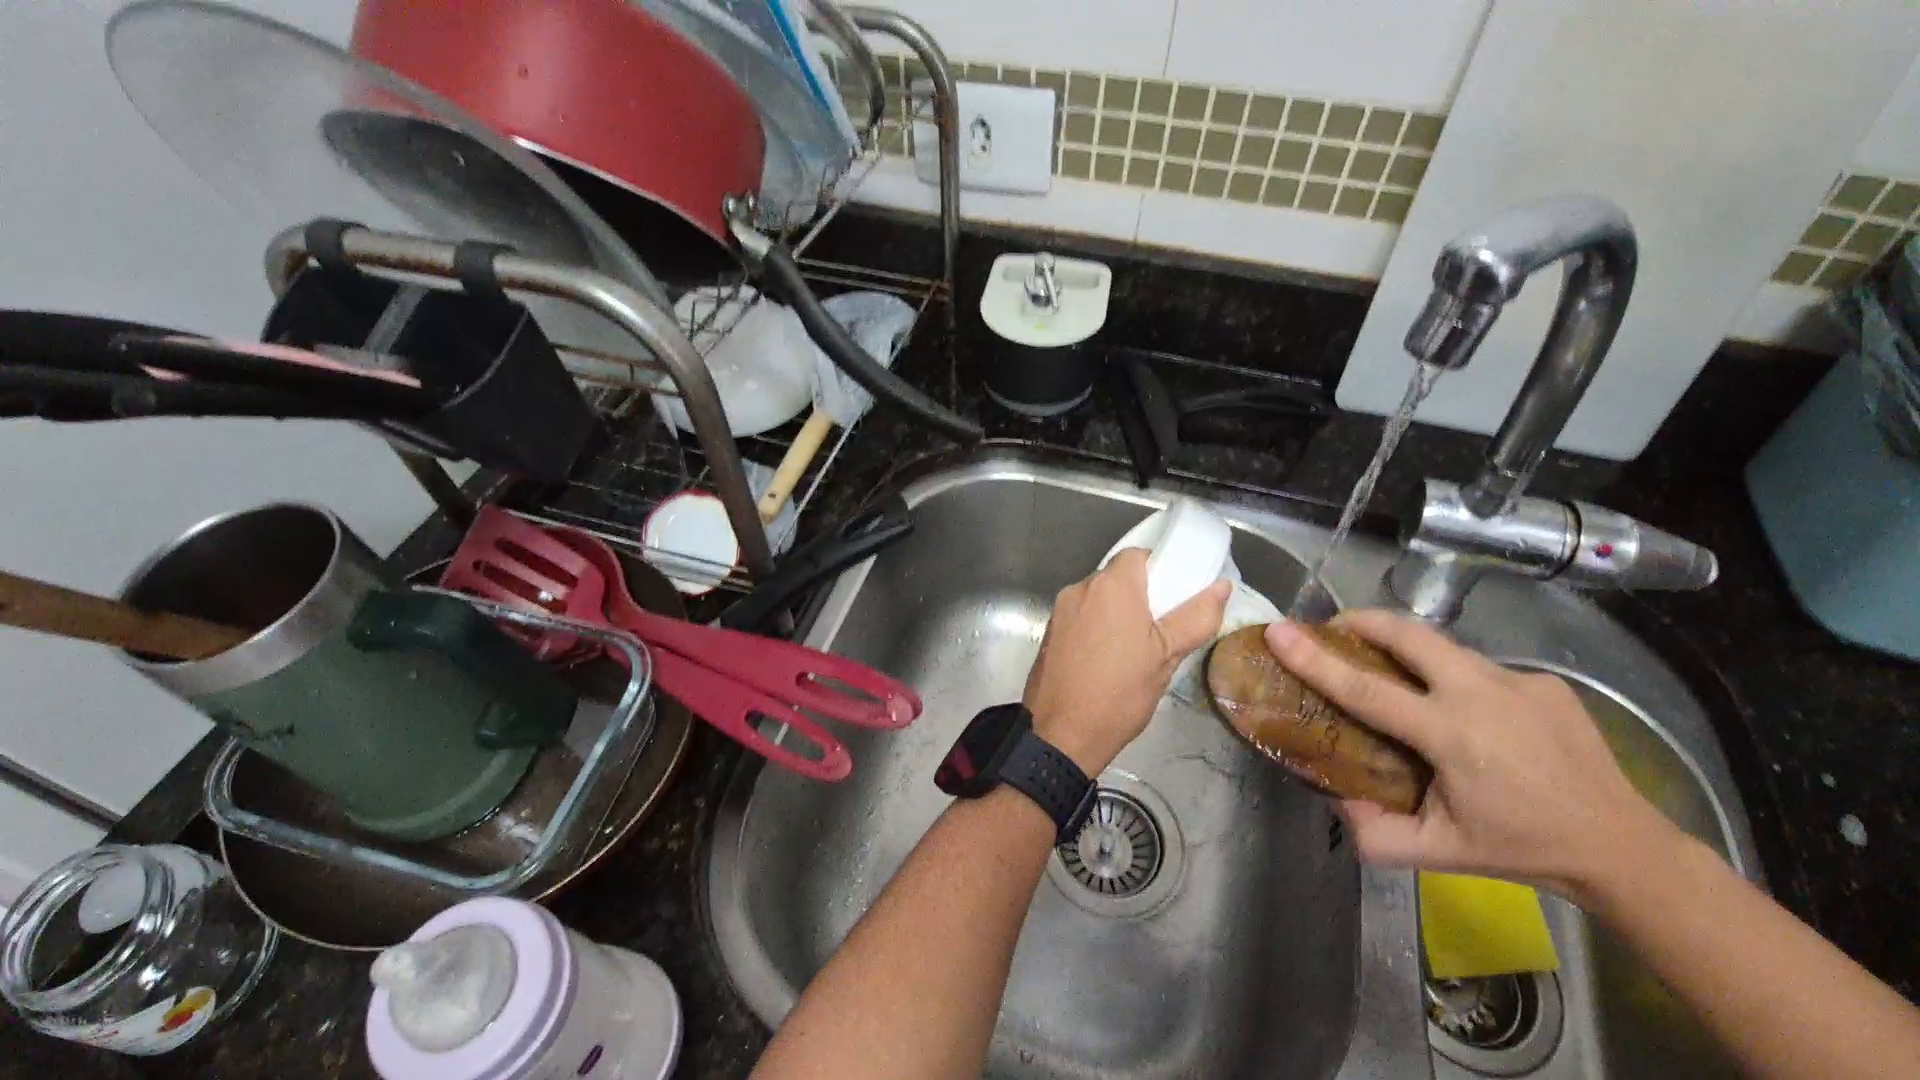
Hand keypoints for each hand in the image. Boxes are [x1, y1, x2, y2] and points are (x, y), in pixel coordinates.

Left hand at [1024, 548, 1229, 775]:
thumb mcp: (1167, 657)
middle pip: (1118, 577)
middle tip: (1165, 627)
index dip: (1161, 569)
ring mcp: (1060, 612)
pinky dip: (1099, 629)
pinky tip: (1112, 659)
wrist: (1061, 736)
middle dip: (1142, 595)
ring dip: (1119, 614)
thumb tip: (1221, 586)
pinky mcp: (1050, 634)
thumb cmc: (1119, 693)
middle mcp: (1080, 589)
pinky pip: (1082, 618)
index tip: (1178, 595)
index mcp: (1110, 586)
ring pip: (1099, 600)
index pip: (1139, 555)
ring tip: (1140, 648)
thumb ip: (1196, 617)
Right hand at [1264, 611, 1682, 904]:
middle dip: (1362, 621)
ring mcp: (1520, 681)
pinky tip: (1468, 717)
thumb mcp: (1438, 854)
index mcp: (1452, 735)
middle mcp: (1484, 694)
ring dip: (1409, 653)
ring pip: (1446, 649)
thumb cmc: (1520, 848)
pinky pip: (1482, 670)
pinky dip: (1456, 681)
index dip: (1315, 659)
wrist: (1620, 845)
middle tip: (1332, 630)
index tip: (1280, 631)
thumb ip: (1375, 834)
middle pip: (1409, 633)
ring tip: (1396, 677)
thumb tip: (1337, 798)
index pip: (1366, 688)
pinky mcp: (1545, 681)